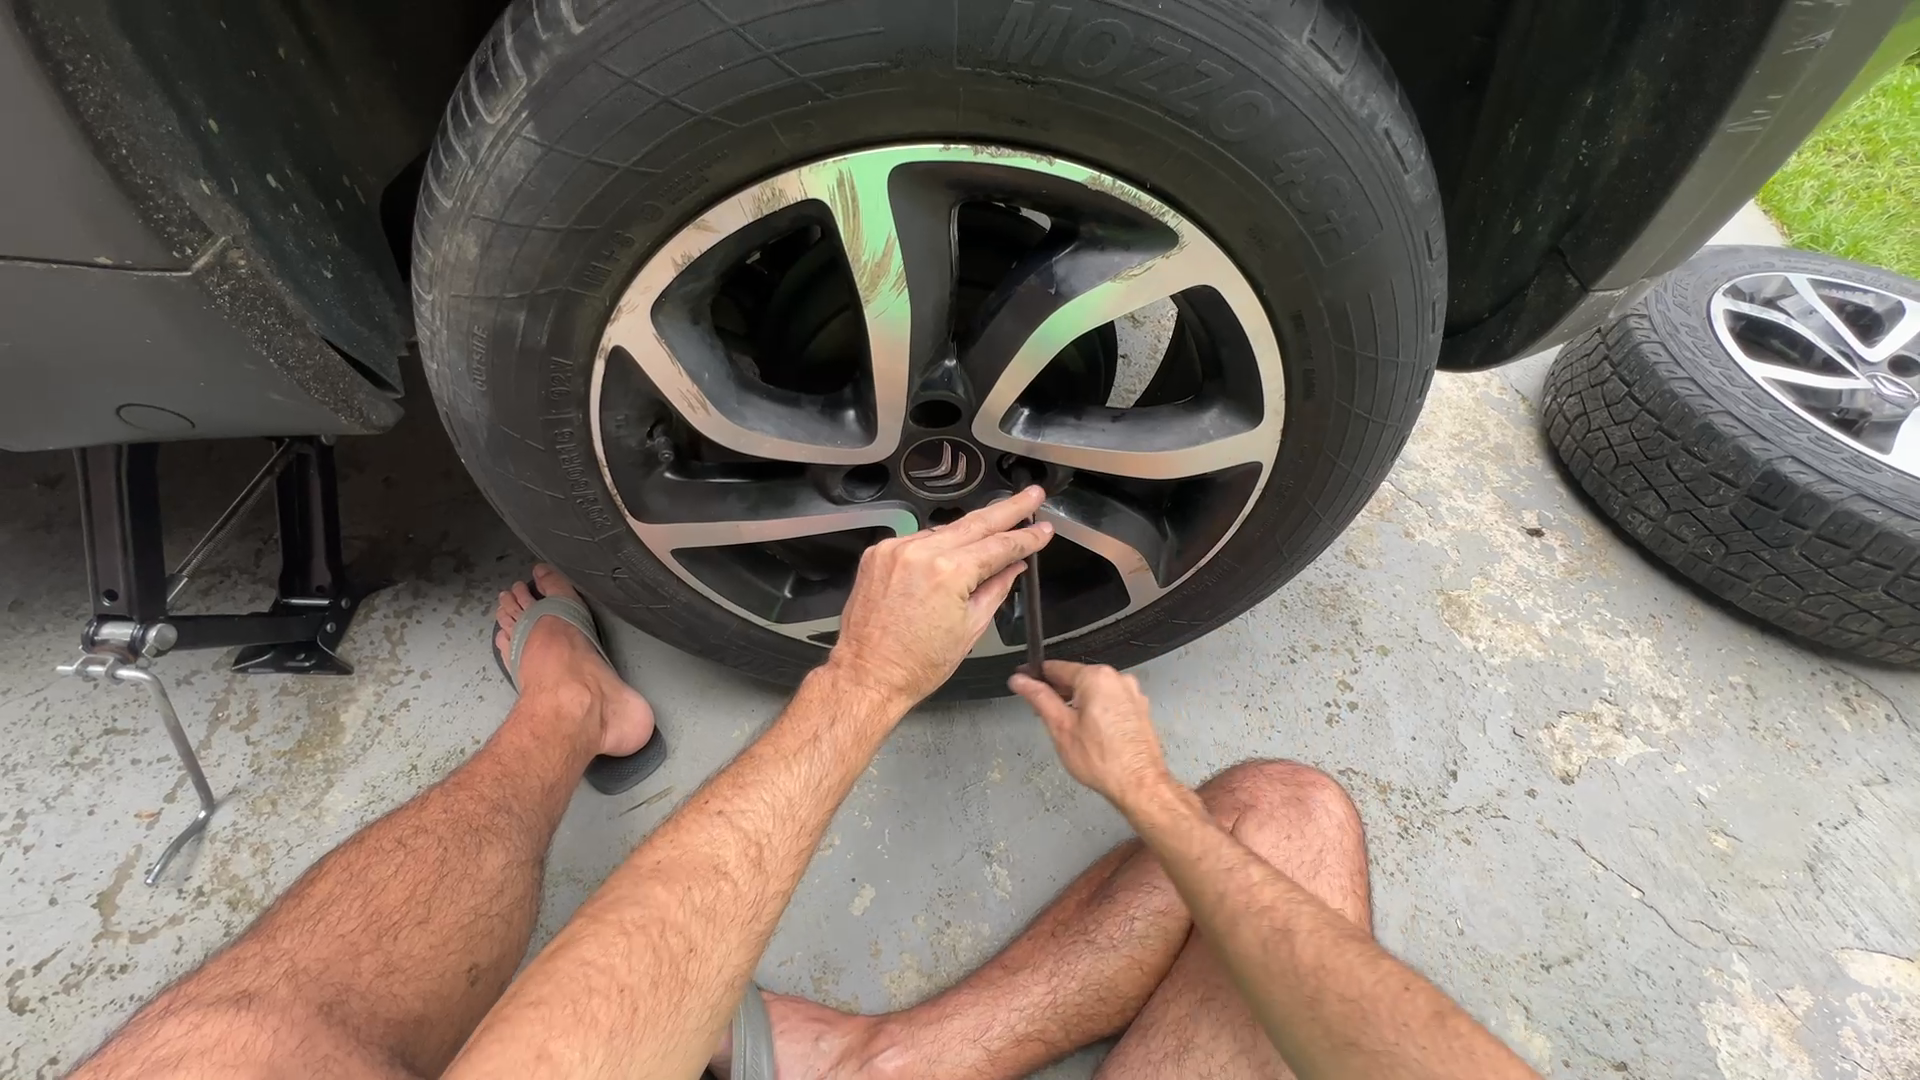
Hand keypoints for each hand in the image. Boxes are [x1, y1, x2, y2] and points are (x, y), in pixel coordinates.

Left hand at [827, 486, 1052, 708]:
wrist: (868, 675)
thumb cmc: (917, 664)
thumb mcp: (970, 628)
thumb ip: (995, 589)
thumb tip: (1013, 567)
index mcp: (949, 572)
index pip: (999, 546)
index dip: (1026, 537)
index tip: (1043, 529)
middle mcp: (920, 552)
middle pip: (974, 522)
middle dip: (1008, 509)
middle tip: (1031, 495)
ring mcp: (895, 550)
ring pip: (944, 530)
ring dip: (971, 529)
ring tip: (997, 524)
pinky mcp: (878, 553)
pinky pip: (917, 540)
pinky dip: (937, 543)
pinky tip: (952, 550)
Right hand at [1010, 660, 1169, 804]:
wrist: (1140, 785)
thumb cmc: (1105, 761)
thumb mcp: (1060, 727)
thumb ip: (1039, 698)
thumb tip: (1021, 682)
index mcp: (1096, 678)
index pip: (1056, 667)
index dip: (1035, 675)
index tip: (1024, 680)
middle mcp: (1118, 680)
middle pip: (1077, 678)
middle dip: (1058, 693)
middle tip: (1044, 714)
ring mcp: (1132, 694)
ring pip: (1094, 691)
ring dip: (1078, 703)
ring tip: (1070, 731)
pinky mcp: (1139, 709)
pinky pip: (1110, 702)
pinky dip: (1096, 711)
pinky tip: (1091, 733)